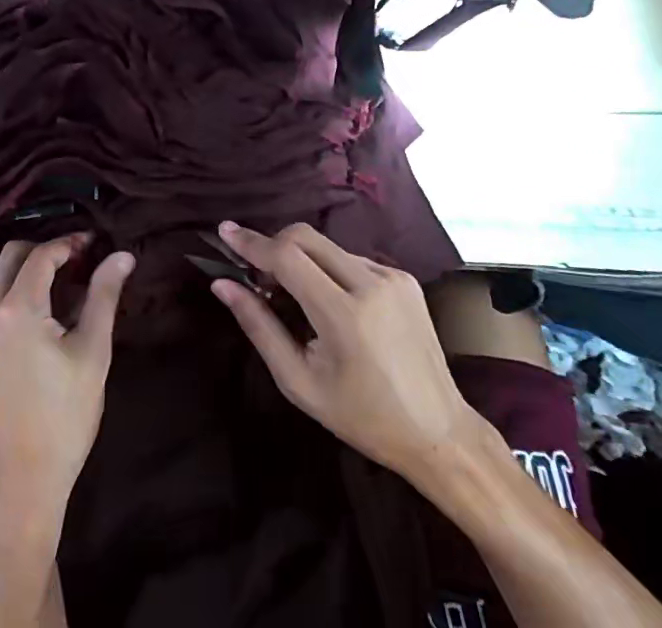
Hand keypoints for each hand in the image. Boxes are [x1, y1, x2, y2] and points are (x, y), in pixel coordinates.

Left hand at [0, 234, 133, 530]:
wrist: (20, 479)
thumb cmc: (63, 416)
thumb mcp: (92, 352)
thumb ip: (104, 296)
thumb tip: (122, 255)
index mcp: (15, 309)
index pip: (41, 255)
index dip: (71, 242)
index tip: (99, 243)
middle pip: (13, 255)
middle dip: (48, 249)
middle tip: (84, 258)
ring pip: (2, 276)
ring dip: (34, 269)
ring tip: (75, 281)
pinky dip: (23, 289)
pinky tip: (54, 308)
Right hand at [209, 222, 498, 482]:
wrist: (438, 431)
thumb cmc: (361, 416)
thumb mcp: (298, 381)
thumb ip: (259, 327)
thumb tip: (223, 286)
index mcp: (344, 314)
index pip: (287, 256)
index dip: (251, 242)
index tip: (224, 231)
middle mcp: (372, 283)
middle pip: (306, 237)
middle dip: (273, 245)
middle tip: (256, 276)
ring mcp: (393, 277)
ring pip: (328, 247)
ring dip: (301, 260)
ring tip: (294, 299)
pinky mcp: (405, 279)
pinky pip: (352, 259)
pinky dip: (328, 271)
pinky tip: (329, 305)